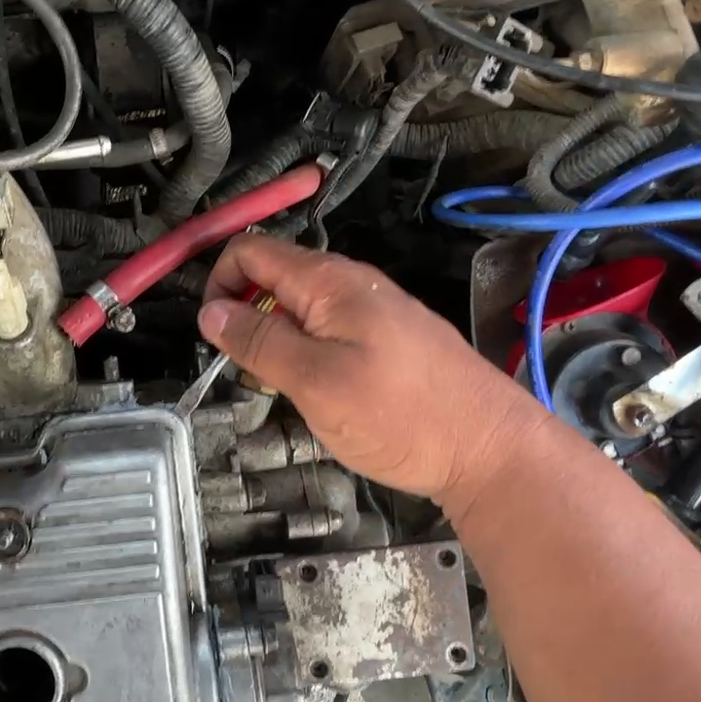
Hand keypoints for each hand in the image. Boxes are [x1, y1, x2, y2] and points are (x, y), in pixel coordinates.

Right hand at [198, 234, 556, 506]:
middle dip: (246, 314)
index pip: (251, 251)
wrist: (490, 450)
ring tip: (284, 387)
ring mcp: (371, 311)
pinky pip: (326, 329)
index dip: (220, 282)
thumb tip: (210, 311)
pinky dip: (304, 351)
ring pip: (299, 307)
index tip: (214, 332)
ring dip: (274, 338)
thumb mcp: (316, 381)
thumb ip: (259, 342)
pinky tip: (318, 391)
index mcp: (329, 281)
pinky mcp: (386, 339)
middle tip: (249, 370)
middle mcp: (350, 284)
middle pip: (274, 276)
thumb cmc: (401, 416)